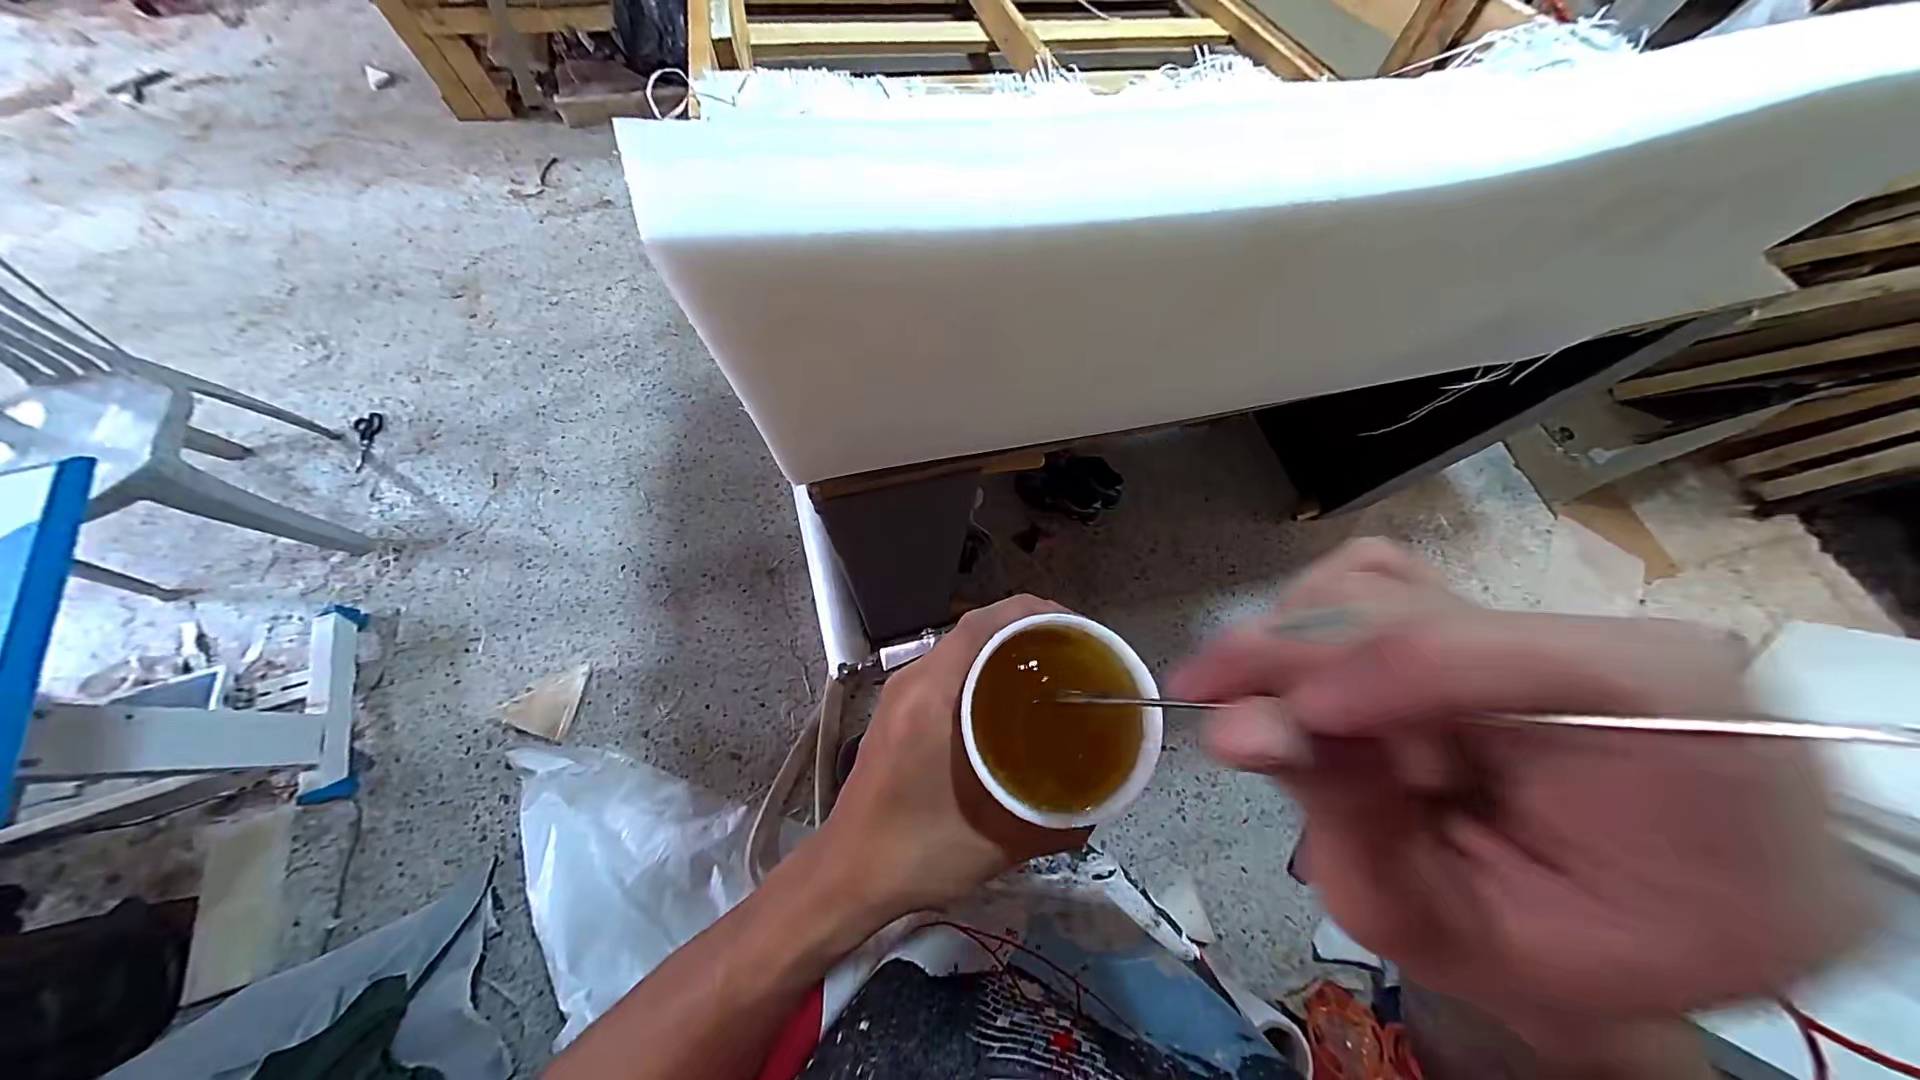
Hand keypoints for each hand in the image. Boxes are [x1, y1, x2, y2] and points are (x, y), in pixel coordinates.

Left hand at [813, 595, 1092, 921]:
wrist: (848, 874)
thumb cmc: (917, 853)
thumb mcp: (998, 841)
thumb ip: (1055, 823)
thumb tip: (1094, 804)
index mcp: (932, 696)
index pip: (982, 624)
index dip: (1033, 612)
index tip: (1075, 630)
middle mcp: (911, 682)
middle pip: (973, 628)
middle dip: (1025, 628)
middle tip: (1072, 653)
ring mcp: (898, 693)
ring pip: (958, 648)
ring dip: (1001, 648)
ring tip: (1047, 670)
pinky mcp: (895, 710)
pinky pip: (945, 669)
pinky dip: (979, 669)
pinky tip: (1007, 700)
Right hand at [1171, 539, 1870, 1050]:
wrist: (1606, 924)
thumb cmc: (1538, 950)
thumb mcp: (1438, 921)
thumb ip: (1346, 819)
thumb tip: (1231, 728)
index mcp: (1671, 740)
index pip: (1484, 658)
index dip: (1348, 673)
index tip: (1238, 721)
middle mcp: (1610, 643)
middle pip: (1401, 609)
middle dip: (1290, 662)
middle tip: (1213, 711)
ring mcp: (1541, 613)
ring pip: (1367, 583)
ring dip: (1295, 648)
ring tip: (1297, 728)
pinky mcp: (1483, 607)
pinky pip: (1365, 582)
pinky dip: (1310, 627)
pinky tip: (1314, 690)